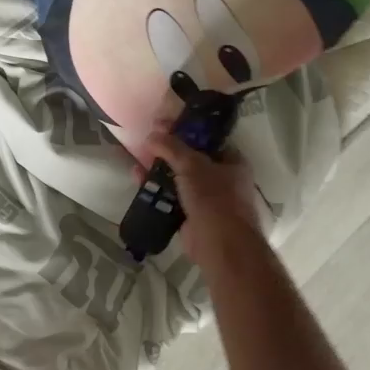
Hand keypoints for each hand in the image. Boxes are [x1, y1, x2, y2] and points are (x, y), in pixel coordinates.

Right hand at [138, 129, 262, 265]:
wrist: (219, 244)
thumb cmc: (214, 197)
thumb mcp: (192, 165)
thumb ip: (170, 147)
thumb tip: (151, 134)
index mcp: (232, 162)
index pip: (209, 140)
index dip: (186, 131)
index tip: (163, 125)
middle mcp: (222, 178)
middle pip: (190, 159)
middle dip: (167, 152)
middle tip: (146, 142)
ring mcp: (206, 198)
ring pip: (178, 179)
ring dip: (157, 171)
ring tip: (136, 160)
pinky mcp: (191, 215)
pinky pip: (170, 197)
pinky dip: (155, 190)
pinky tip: (138, 180)